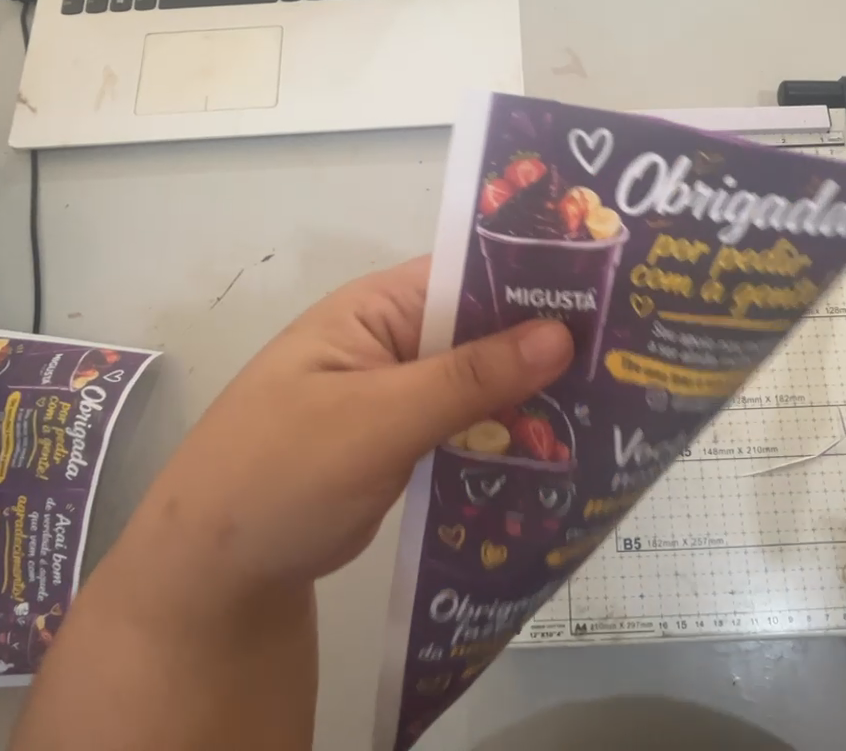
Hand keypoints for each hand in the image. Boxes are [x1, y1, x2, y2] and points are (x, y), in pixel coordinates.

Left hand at [14, 258, 573, 750]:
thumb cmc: (282, 472)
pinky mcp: (405, 437)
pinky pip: (467, 422)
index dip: (536, 277)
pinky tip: (561, 442)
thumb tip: (562, 333)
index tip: (612, 291)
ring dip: (531, 389)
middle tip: (632, 351)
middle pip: (483, 326)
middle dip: (545, 339)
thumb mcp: (378, 419)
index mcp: (379, 307)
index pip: (470, 271)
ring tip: (616, 396)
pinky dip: (505, 429)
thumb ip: (469, 378)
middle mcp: (394, 338)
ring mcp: (399, 391)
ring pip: (480, 378)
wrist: (214, 573)